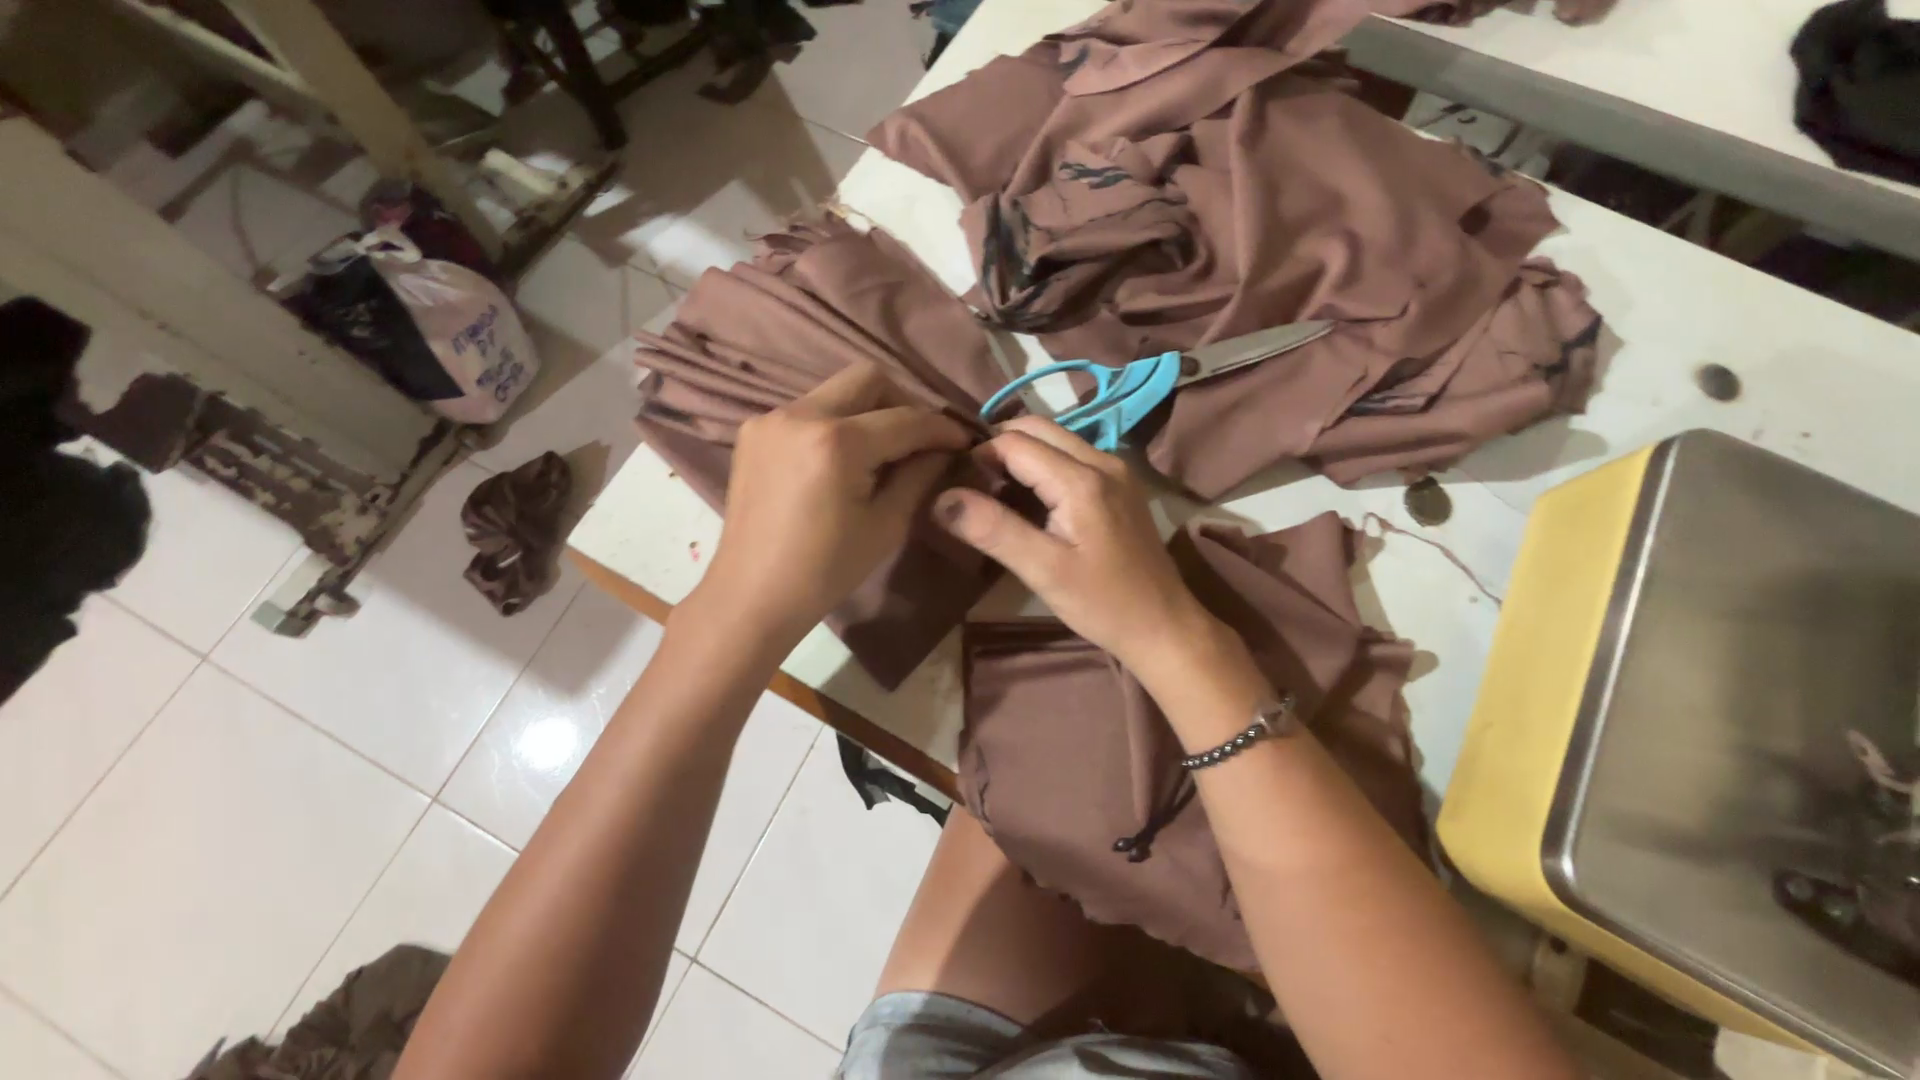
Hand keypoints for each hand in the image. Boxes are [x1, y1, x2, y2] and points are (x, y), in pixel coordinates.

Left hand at [692, 364, 970, 644]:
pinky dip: (834, 425)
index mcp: (837, 442)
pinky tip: (841, 462)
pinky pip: (807, 412)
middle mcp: (800, 415)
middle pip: (867, 379)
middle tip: (918, 440)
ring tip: (880, 454)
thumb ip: (919, 475)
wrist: (752, 594)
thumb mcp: (886, 525)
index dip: (941, 428)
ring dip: (867, 412)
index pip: (905, 418)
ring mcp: (771, 419)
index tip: (963, 441)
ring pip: (835, 392)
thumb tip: (943, 449)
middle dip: (903, 403)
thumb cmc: (826, 571)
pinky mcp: (753, 431)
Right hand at [931, 417, 1217, 673]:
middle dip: (998, 446)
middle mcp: (1102, 461)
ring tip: (993, 490)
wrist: (1163, 625)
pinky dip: (1043, 464)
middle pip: (1037, 428)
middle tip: (970, 482)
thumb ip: (994, 530)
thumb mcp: (1043, 571)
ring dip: (1020, 453)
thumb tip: (942, 498)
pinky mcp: (1121, 485)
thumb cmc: (1102, 603)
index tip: (955, 485)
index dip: (979, 456)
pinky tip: (1029, 499)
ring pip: (1056, 439)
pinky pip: (1072, 456)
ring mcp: (1116, 470)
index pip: (1014, 442)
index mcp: (1081, 479)